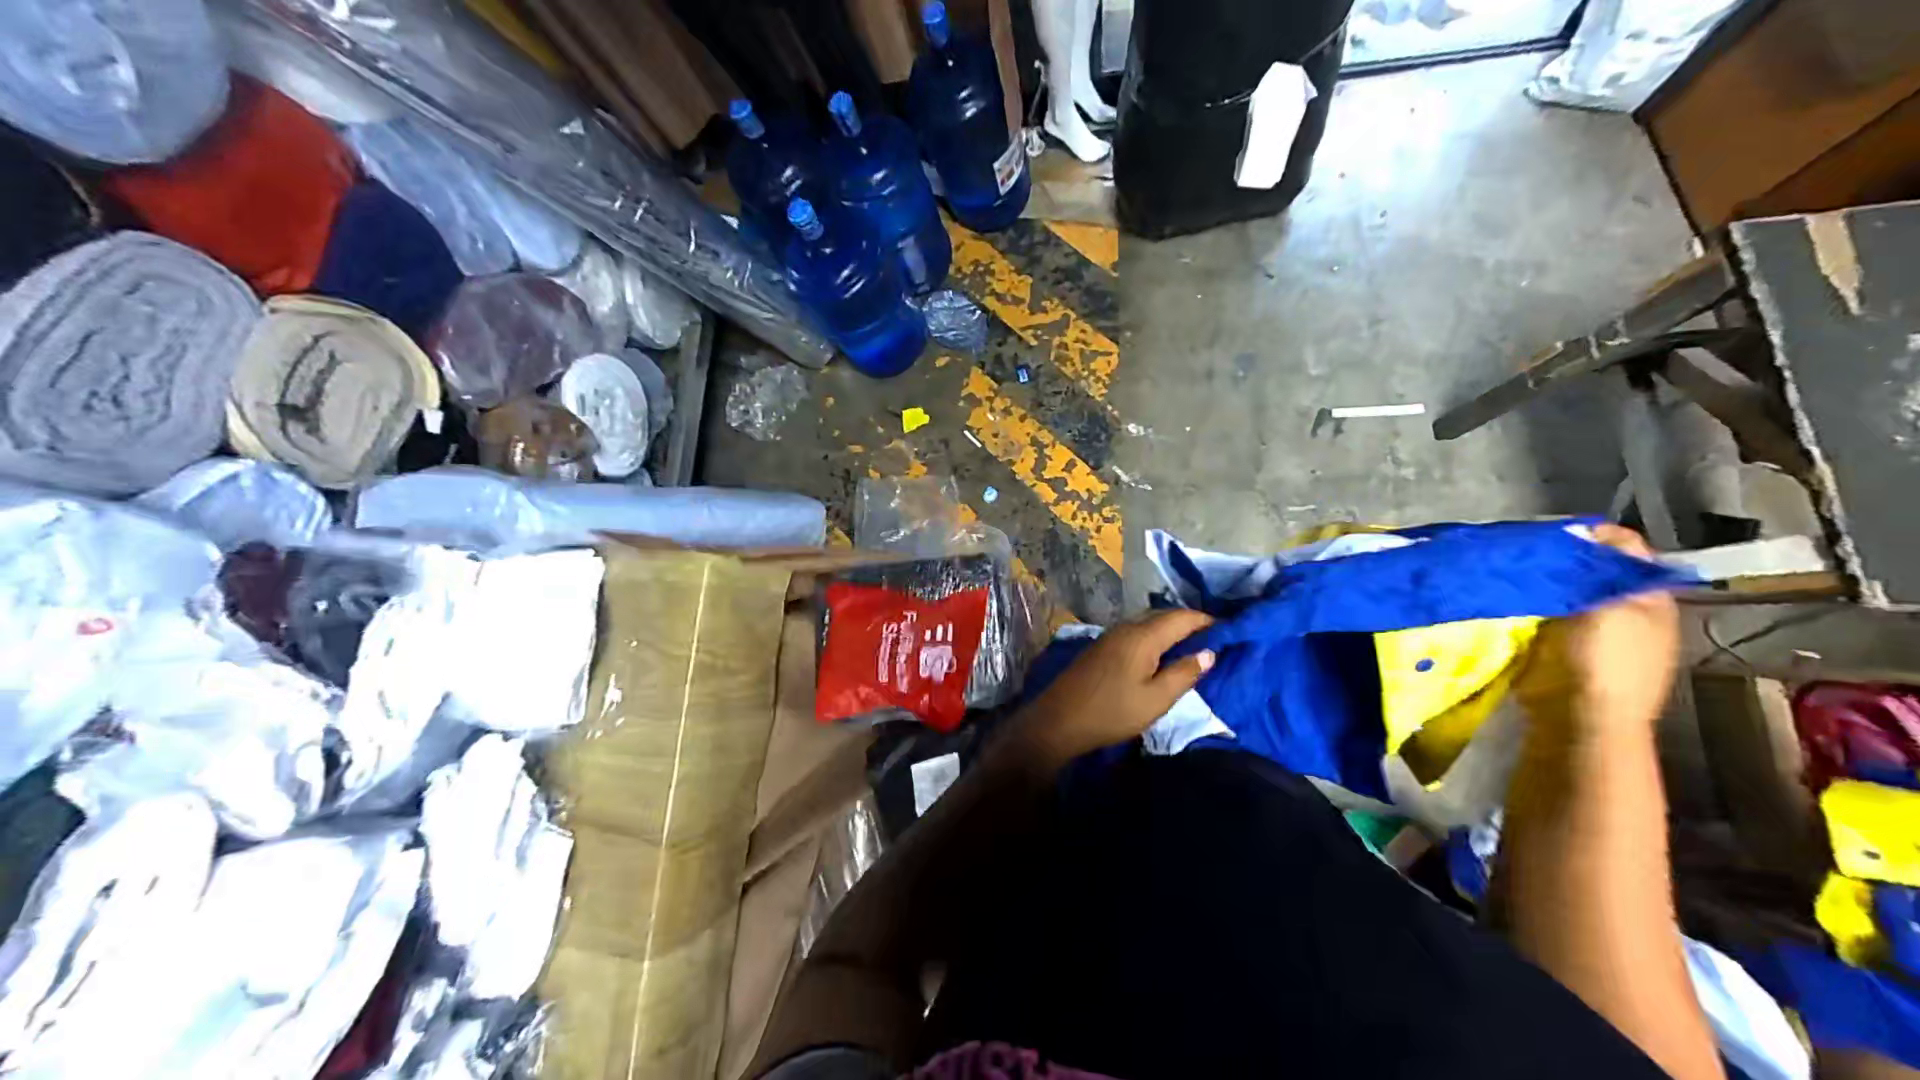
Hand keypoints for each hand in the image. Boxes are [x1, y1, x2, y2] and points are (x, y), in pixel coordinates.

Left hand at [1015, 610, 1216, 766]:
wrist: (1058, 720)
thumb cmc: (1111, 712)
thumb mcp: (1156, 699)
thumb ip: (1184, 673)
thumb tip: (1209, 651)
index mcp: (1142, 636)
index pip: (1183, 617)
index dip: (1208, 621)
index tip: (1231, 630)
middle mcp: (1126, 628)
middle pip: (1165, 616)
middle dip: (1192, 623)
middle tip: (1217, 639)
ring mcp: (1111, 636)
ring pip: (1149, 623)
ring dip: (1173, 630)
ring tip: (1195, 648)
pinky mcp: (1102, 647)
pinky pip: (1137, 633)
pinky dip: (1156, 638)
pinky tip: (1163, 656)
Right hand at [1519, 524, 1679, 732]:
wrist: (1579, 719)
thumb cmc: (1603, 659)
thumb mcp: (1612, 603)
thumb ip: (1602, 565)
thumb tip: (1587, 530)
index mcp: (1648, 597)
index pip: (1621, 548)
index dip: (1588, 536)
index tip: (1549, 536)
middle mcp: (1624, 611)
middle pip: (1585, 571)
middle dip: (1556, 561)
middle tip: (1521, 555)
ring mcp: (1590, 634)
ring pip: (1558, 593)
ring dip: (1536, 586)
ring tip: (1505, 576)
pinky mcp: (1556, 651)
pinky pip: (1537, 616)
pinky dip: (1522, 608)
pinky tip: (1502, 602)